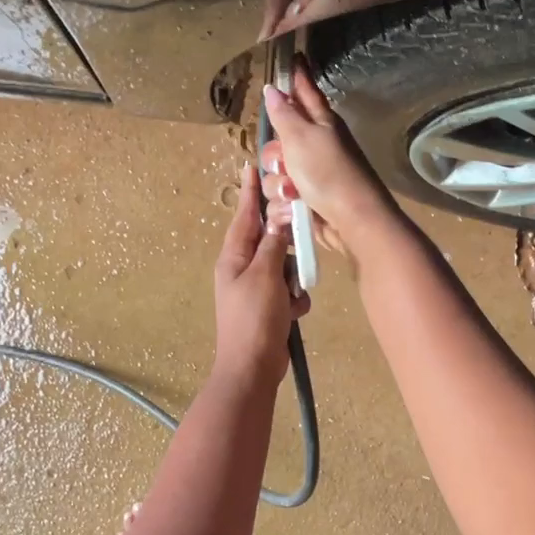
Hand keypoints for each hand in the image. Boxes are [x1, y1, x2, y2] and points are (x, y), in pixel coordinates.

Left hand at [213, 164, 310, 379]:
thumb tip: (279, 217)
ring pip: (284, 265)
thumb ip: (275, 244)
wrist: (252, 367)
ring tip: (295, 290)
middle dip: (287, 242)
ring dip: (294, 276)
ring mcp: (256, 289)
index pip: (244, 216)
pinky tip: (296, 311)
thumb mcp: (265, 275)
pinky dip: (295, 298)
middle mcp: (243, 268)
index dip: (249, 192)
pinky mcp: (270, 308)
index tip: (251, 167)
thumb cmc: (254, 318)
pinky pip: (289, 290)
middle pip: (269, 239)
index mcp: (233, 257)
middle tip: (301, 236)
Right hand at [259, 57, 399, 252]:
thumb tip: (272, 89)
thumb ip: (284, 114)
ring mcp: (310, 176)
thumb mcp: (302, 137)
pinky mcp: (305, 203)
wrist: (352, 221)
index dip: (297, 77)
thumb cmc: (329, 173)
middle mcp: (315, 147)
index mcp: (320, 123)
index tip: (294, 56)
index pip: (304, 92)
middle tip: (286, 163)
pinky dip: (284, 208)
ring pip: (274, 174)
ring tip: (295, 194)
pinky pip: (279, 200)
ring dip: (279, 186)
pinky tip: (293, 212)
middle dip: (274, 156)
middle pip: (277, 142)